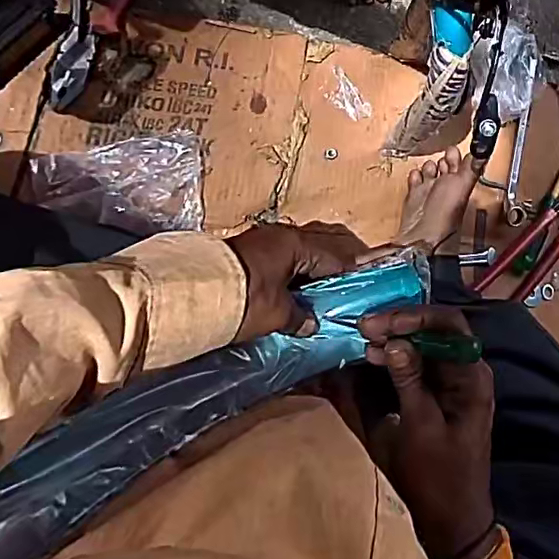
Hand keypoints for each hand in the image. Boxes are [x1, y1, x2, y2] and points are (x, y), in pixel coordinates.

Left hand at [225, 221, 364, 340]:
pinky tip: (293, 289)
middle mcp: (283, 235)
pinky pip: (281, 257)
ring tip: (319, 292)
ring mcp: (264, 239)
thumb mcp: (276, 313)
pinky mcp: (248, 249)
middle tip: (345, 287)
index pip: (334, 257)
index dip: (350, 273)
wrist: (195, 292)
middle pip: (317, 248)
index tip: (363, 283)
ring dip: (308, 270)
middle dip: (330, 267)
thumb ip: (298, 317)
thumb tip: (310, 323)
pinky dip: (291, 271)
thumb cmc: (245, 298)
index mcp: (296, 244)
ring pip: (297, 252)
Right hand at [359, 305, 495, 558]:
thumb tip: (391, 341)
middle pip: (434, 328)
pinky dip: (396, 354)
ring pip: (424, 341)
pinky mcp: (437, 391)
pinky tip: (374, 354)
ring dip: (395, 336)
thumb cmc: (438, 477)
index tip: (381, 323)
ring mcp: (452, 379)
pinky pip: (418, 360)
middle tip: (365, 327)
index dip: (414, 316)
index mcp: (472, 375)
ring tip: (365, 339)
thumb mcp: (419, 427)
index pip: (448, 324)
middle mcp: (466, 369)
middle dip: (399, 323)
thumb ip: (407, 380)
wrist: (450, 523)